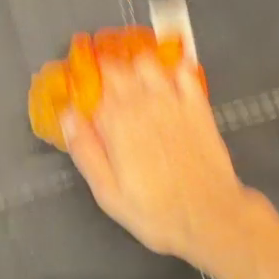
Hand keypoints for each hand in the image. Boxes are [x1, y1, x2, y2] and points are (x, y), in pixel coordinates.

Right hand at [62, 53, 258, 264]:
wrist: (210, 216)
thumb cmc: (155, 211)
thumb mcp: (108, 193)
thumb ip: (85, 151)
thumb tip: (68, 117)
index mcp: (116, 122)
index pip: (92, 86)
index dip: (85, 84)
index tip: (82, 89)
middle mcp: (142, 103)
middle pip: (117, 67)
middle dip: (107, 69)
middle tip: (104, 81)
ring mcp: (172, 100)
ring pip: (147, 62)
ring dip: (136, 64)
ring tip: (133, 78)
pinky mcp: (197, 104)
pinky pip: (183, 71)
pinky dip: (173, 69)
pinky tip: (169, 78)